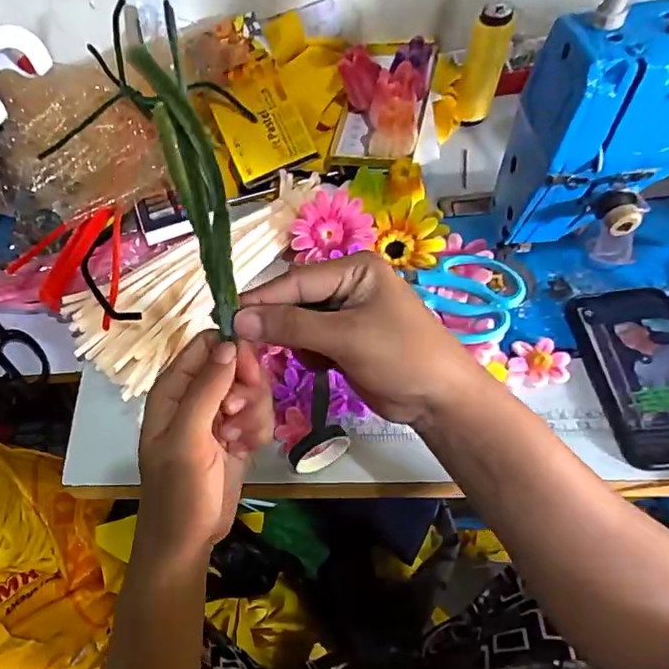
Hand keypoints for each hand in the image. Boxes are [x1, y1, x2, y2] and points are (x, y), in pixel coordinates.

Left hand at [137, 332, 273, 553]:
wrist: (188, 540)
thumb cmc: (178, 491)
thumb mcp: (188, 438)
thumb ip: (207, 389)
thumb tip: (229, 344)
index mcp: (173, 390)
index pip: (206, 345)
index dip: (231, 353)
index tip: (248, 375)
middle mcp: (195, 396)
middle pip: (236, 364)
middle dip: (248, 388)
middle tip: (239, 413)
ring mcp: (218, 416)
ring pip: (252, 390)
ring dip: (255, 413)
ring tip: (238, 440)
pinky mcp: (237, 434)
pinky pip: (259, 414)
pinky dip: (258, 430)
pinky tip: (247, 449)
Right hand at [233, 252, 484, 426]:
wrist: (439, 399)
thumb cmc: (400, 356)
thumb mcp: (345, 336)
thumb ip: (292, 325)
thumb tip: (240, 317)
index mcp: (354, 269)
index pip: (295, 280)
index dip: (262, 300)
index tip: (229, 319)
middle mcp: (348, 285)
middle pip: (294, 300)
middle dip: (277, 324)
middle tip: (249, 346)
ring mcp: (346, 314)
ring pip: (298, 324)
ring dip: (294, 343)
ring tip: (306, 360)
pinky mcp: (344, 341)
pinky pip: (310, 342)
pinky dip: (307, 355)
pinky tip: (321, 367)